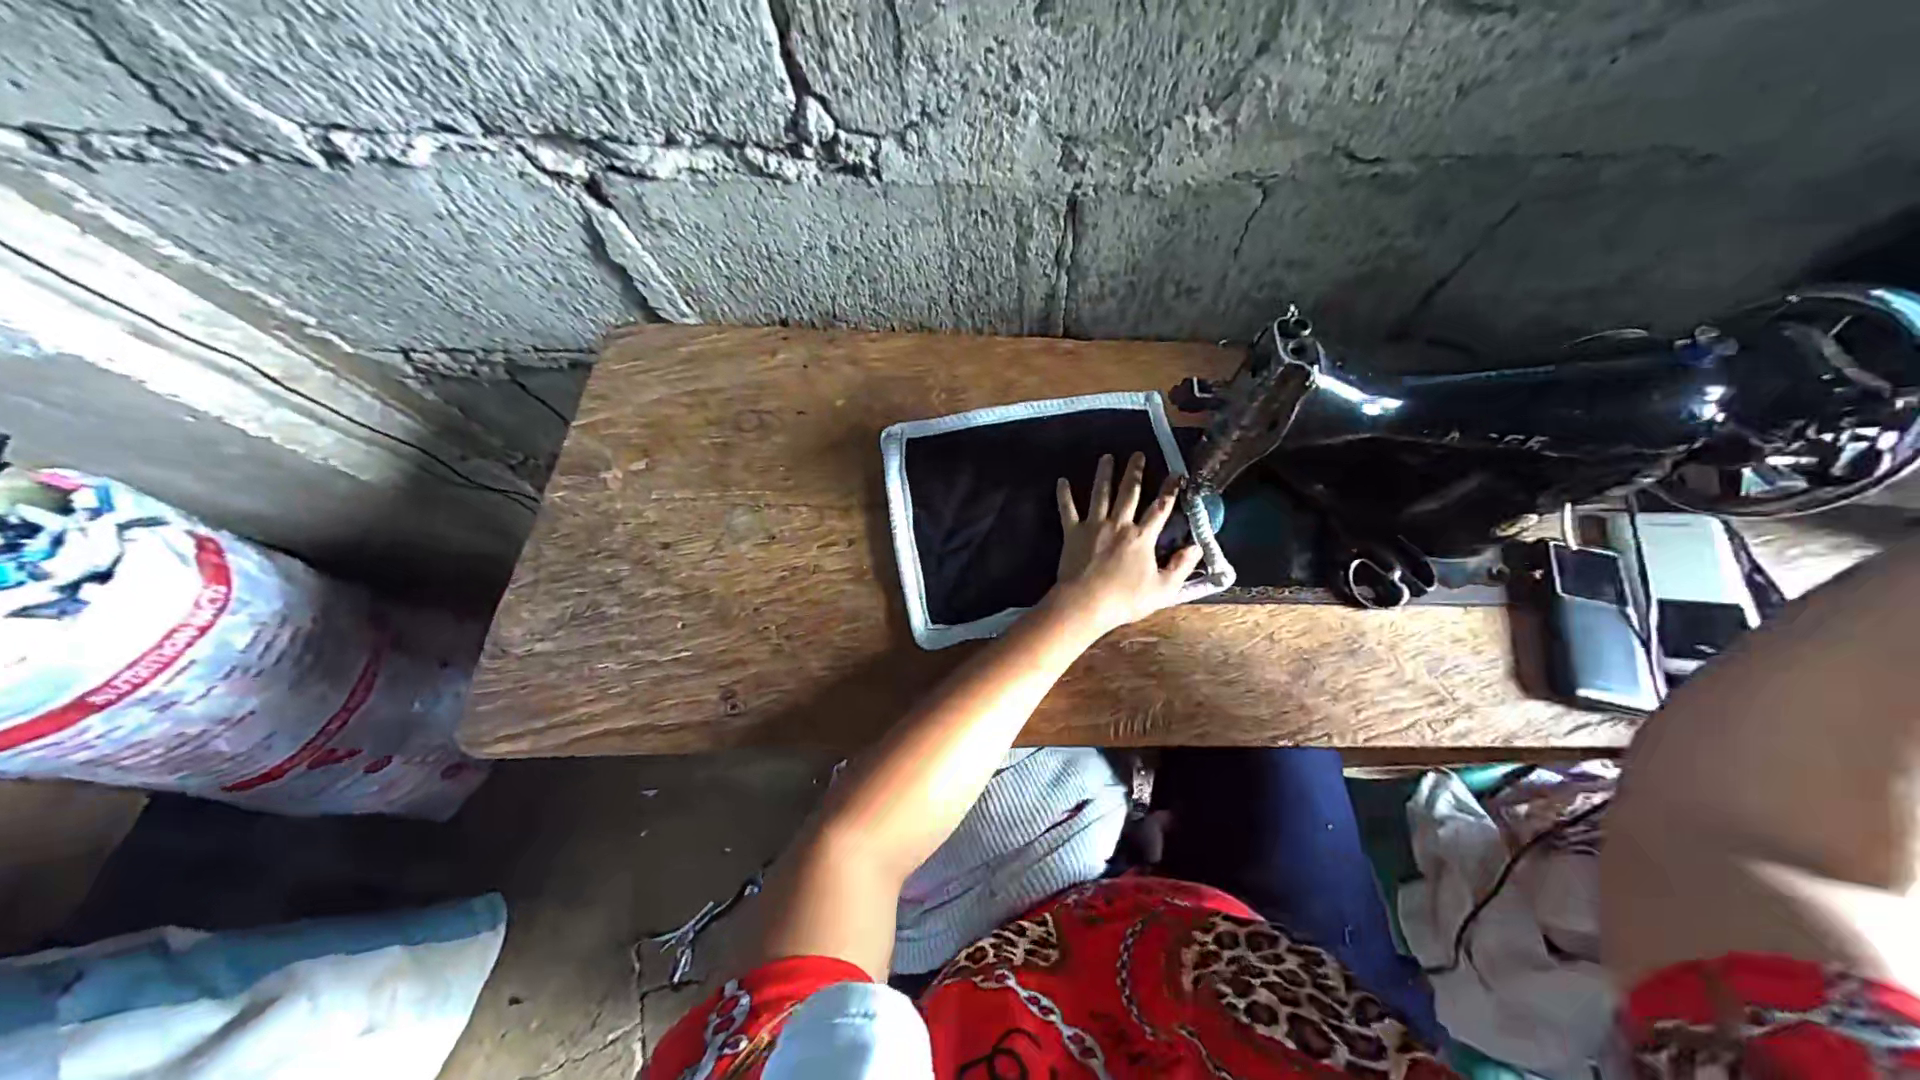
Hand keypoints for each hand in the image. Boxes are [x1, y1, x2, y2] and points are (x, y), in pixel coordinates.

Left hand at [1050, 452, 1203, 634]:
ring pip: (1101, 494)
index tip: (1176, 474)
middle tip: (1137, 455)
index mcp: (1142, 537)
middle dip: (1135, 472)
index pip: (1160, 508)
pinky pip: (1068, 510)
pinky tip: (1061, 481)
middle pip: (1129, 493)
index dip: (1170, 491)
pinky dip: (1064, 495)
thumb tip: (1196, 548)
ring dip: (1104, 474)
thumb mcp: (1163, 589)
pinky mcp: (1073, 533)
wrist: (1085, 603)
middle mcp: (1119, 525)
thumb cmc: (1125, 599)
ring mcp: (1094, 526)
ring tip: (1107, 458)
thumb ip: (1181, 567)